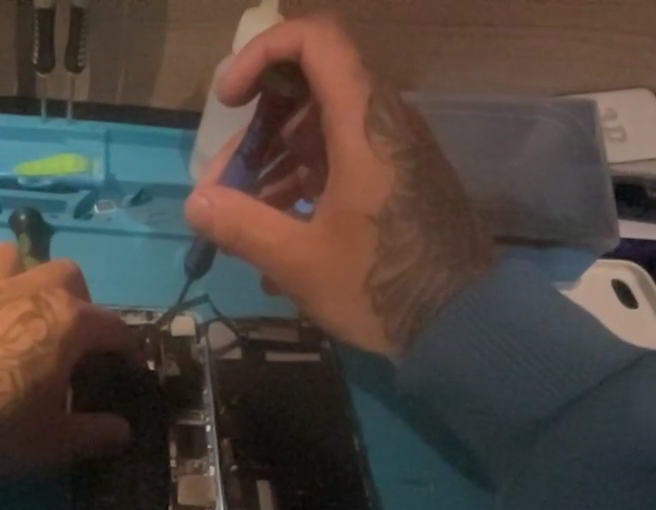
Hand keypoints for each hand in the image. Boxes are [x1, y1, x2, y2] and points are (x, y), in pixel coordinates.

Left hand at [0, 243, 134, 471]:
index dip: (126, 348)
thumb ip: (93, 434)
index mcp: (66, 322)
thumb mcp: (53, 442)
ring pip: (3, 257)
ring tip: (12, 308)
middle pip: (65, 274)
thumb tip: (123, 432)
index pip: (112, 326)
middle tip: (69, 335)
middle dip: (76, 299)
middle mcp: (24, 292)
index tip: (128, 367)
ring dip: (13, 275)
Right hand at [183, 15, 492, 358]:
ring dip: (272, 169)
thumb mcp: (299, 261)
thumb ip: (242, 227)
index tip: (229, 101)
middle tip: (223, 191)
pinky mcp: (394, 185)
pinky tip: (276, 240)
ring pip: (319, 136)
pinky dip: (300, 188)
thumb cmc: (379, 284)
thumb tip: (196, 203)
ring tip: (243, 223)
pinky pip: (339, 166)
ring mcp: (390, 155)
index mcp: (362, 123)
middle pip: (306, 95)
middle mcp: (380, 124)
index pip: (314, 41)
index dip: (262, 55)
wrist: (460, 321)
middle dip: (255, 137)